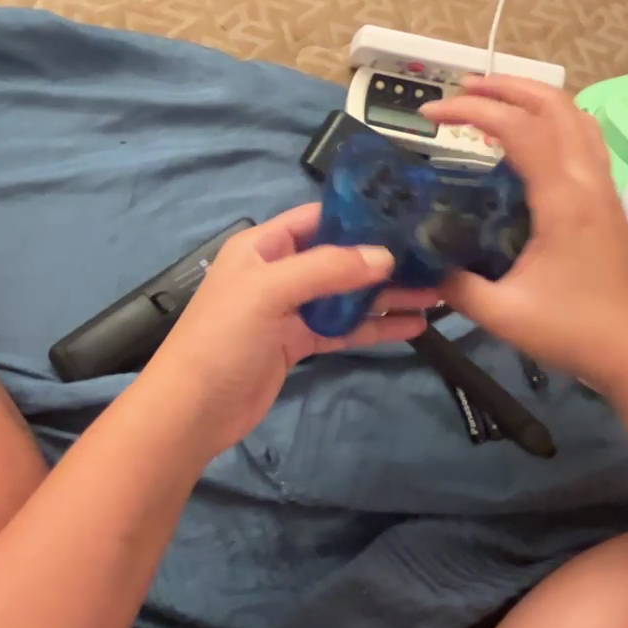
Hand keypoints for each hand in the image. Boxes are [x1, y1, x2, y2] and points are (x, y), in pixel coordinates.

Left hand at [132, 204, 435, 457]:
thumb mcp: (269, 291)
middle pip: (338, 258)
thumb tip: (385, 256)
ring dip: (385, 295)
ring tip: (435, 294)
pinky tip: (411, 326)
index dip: (357, 216)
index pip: (317, 218)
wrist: (193, 411)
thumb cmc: (223, 339)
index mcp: (263, 246)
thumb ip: (327, 269)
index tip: (405, 217)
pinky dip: (373, 326)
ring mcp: (289, 309)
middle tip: (433, 259)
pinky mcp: (298, 343)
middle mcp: (278, 271)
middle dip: (381, 259)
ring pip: (345, 295)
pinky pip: (342, 328)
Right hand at [420, 76, 627, 387]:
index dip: (471, 110)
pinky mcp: (608, 202)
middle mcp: (588, 181)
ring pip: (575, 117)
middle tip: (461, 91)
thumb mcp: (504, 315)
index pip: (518, 128)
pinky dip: (551, 122)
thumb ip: (456, 287)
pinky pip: (583, 140)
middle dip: (505, 87)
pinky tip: (528, 142)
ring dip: (533, 98)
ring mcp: (604, 189)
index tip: (431, 114)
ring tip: (492, 102)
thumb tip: (425, 267)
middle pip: (554, 104)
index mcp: (564, 200)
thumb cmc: (578, 333)